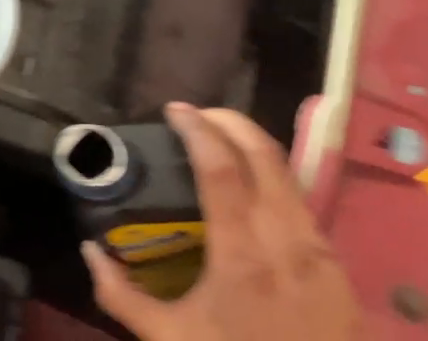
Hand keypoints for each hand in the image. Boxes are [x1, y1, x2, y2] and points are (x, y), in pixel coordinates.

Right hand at [84, 103, 362, 340]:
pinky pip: (301, 204)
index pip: (221, 169)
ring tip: (220, 141)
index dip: (197, 130)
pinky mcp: (338, 268)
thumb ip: (121, 294)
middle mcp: (287, 242)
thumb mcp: (168, 338)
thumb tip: (90, 250)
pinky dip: (272, 179)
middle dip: (229, 122)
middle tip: (196, 115)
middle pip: (263, 157)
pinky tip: (251, 190)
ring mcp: (319, 253)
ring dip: (252, 146)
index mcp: (243, 256)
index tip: (174, 110)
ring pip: (288, 175)